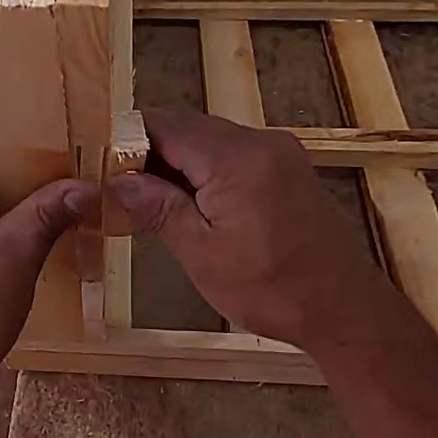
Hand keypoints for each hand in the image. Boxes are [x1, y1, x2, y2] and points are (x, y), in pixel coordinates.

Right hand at [108, 111, 397, 352]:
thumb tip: (115, 181)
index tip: (94, 160)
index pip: (166, 127)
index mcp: (237, 160)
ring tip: (138, 194)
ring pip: (205, 138)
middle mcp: (259, 142)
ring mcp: (276, 152)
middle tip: (108, 181)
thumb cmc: (268, 288)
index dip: (125, 139)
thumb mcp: (201, 253)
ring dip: (170, 160)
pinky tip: (179, 197)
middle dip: (144, 149)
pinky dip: (197, 167)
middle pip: (185, 127)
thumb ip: (158, 208)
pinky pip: (227, 152)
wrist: (343, 310)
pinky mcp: (283, 167)